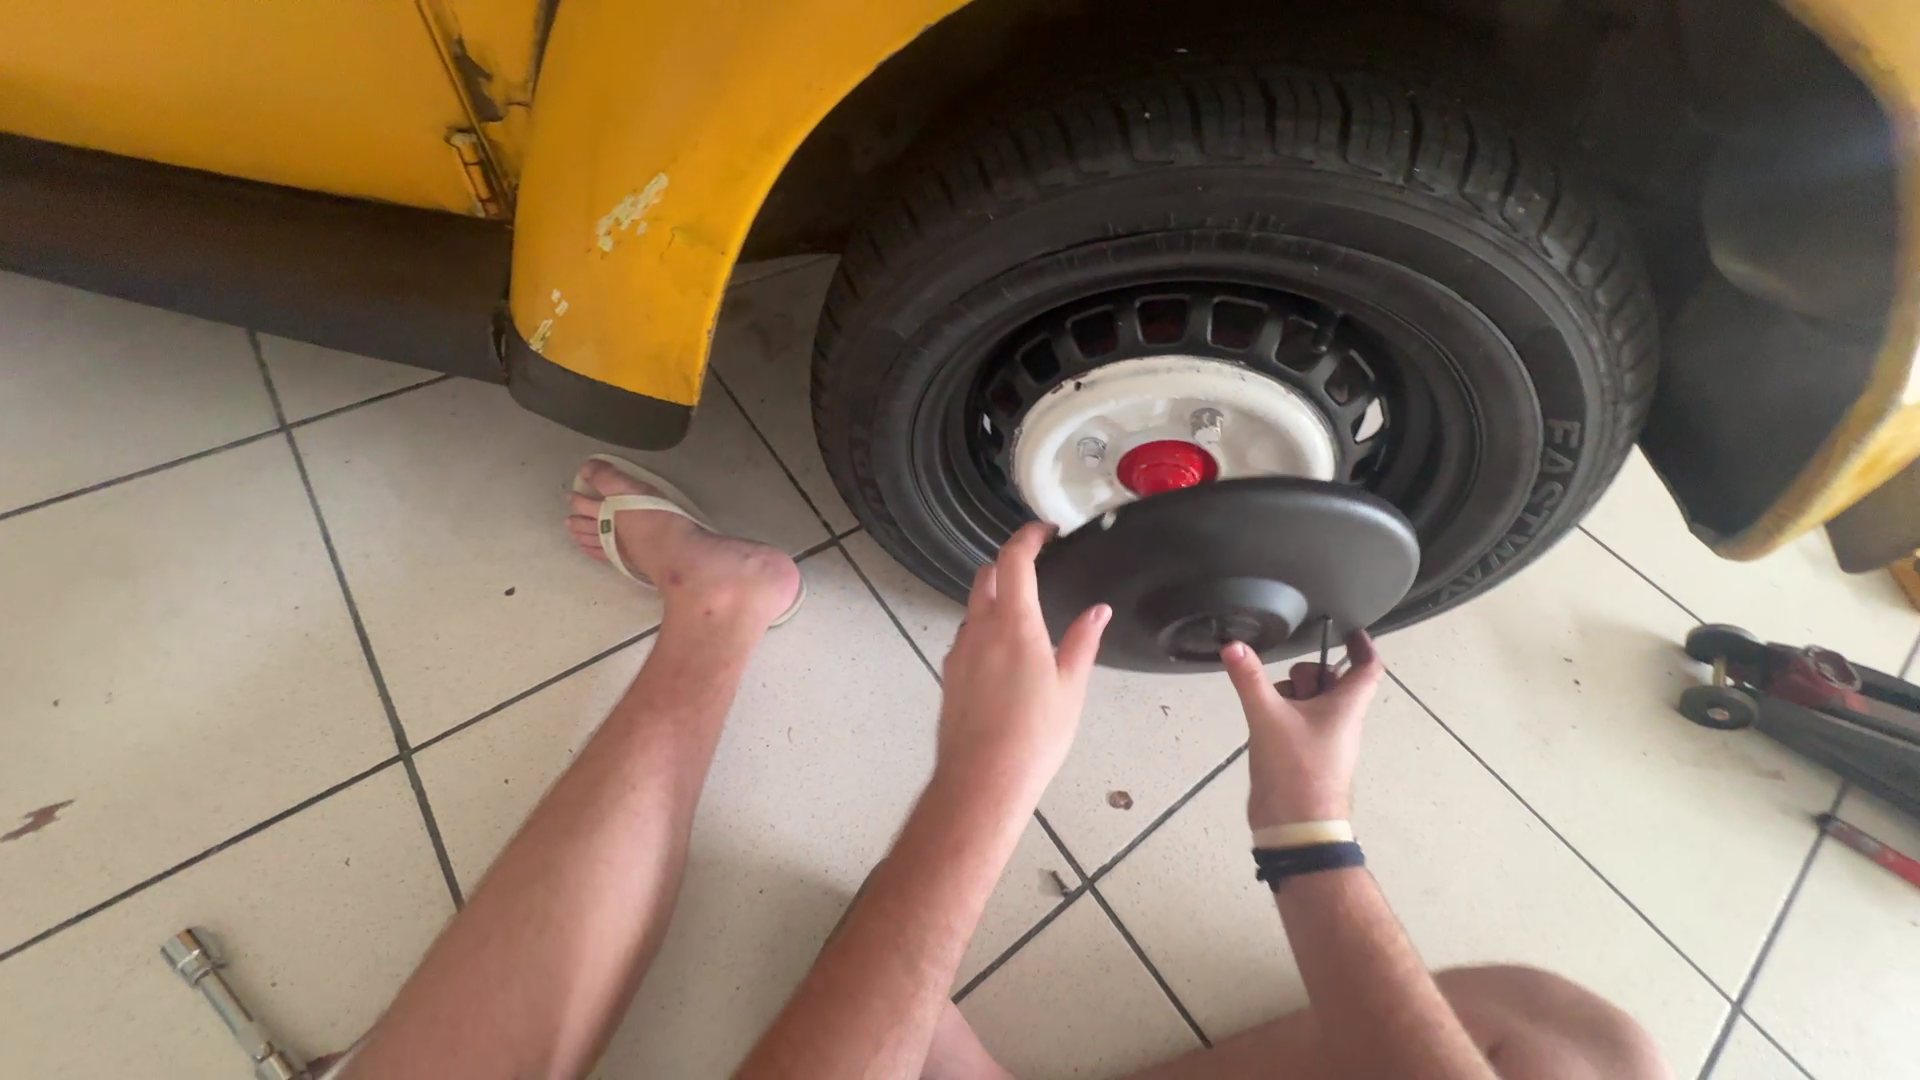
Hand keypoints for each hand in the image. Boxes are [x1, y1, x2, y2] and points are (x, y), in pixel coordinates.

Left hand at [936, 523, 1110, 803]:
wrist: (981, 780)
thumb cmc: (1034, 735)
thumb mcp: (1070, 688)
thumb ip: (1082, 642)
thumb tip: (1098, 611)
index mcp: (1014, 623)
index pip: (1014, 559)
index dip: (1028, 536)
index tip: (1045, 532)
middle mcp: (979, 628)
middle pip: (987, 576)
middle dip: (1009, 565)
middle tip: (1037, 573)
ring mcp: (959, 650)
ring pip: (973, 606)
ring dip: (994, 598)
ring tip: (1024, 621)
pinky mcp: (948, 673)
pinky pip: (966, 636)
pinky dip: (983, 629)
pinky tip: (1003, 658)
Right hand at [1221, 630, 1382, 827]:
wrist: (1296, 825)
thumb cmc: (1296, 769)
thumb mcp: (1268, 717)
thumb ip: (1249, 679)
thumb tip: (1232, 645)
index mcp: (1345, 708)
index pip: (1367, 668)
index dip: (1361, 646)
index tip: (1348, 630)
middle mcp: (1340, 720)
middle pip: (1332, 682)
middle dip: (1307, 673)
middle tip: (1285, 678)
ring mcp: (1323, 739)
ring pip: (1312, 701)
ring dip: (1290, 693)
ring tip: (1267, 704)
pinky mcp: (1305, 753)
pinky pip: (1298, 720)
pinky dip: (1282, 713)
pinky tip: (1261, 721)